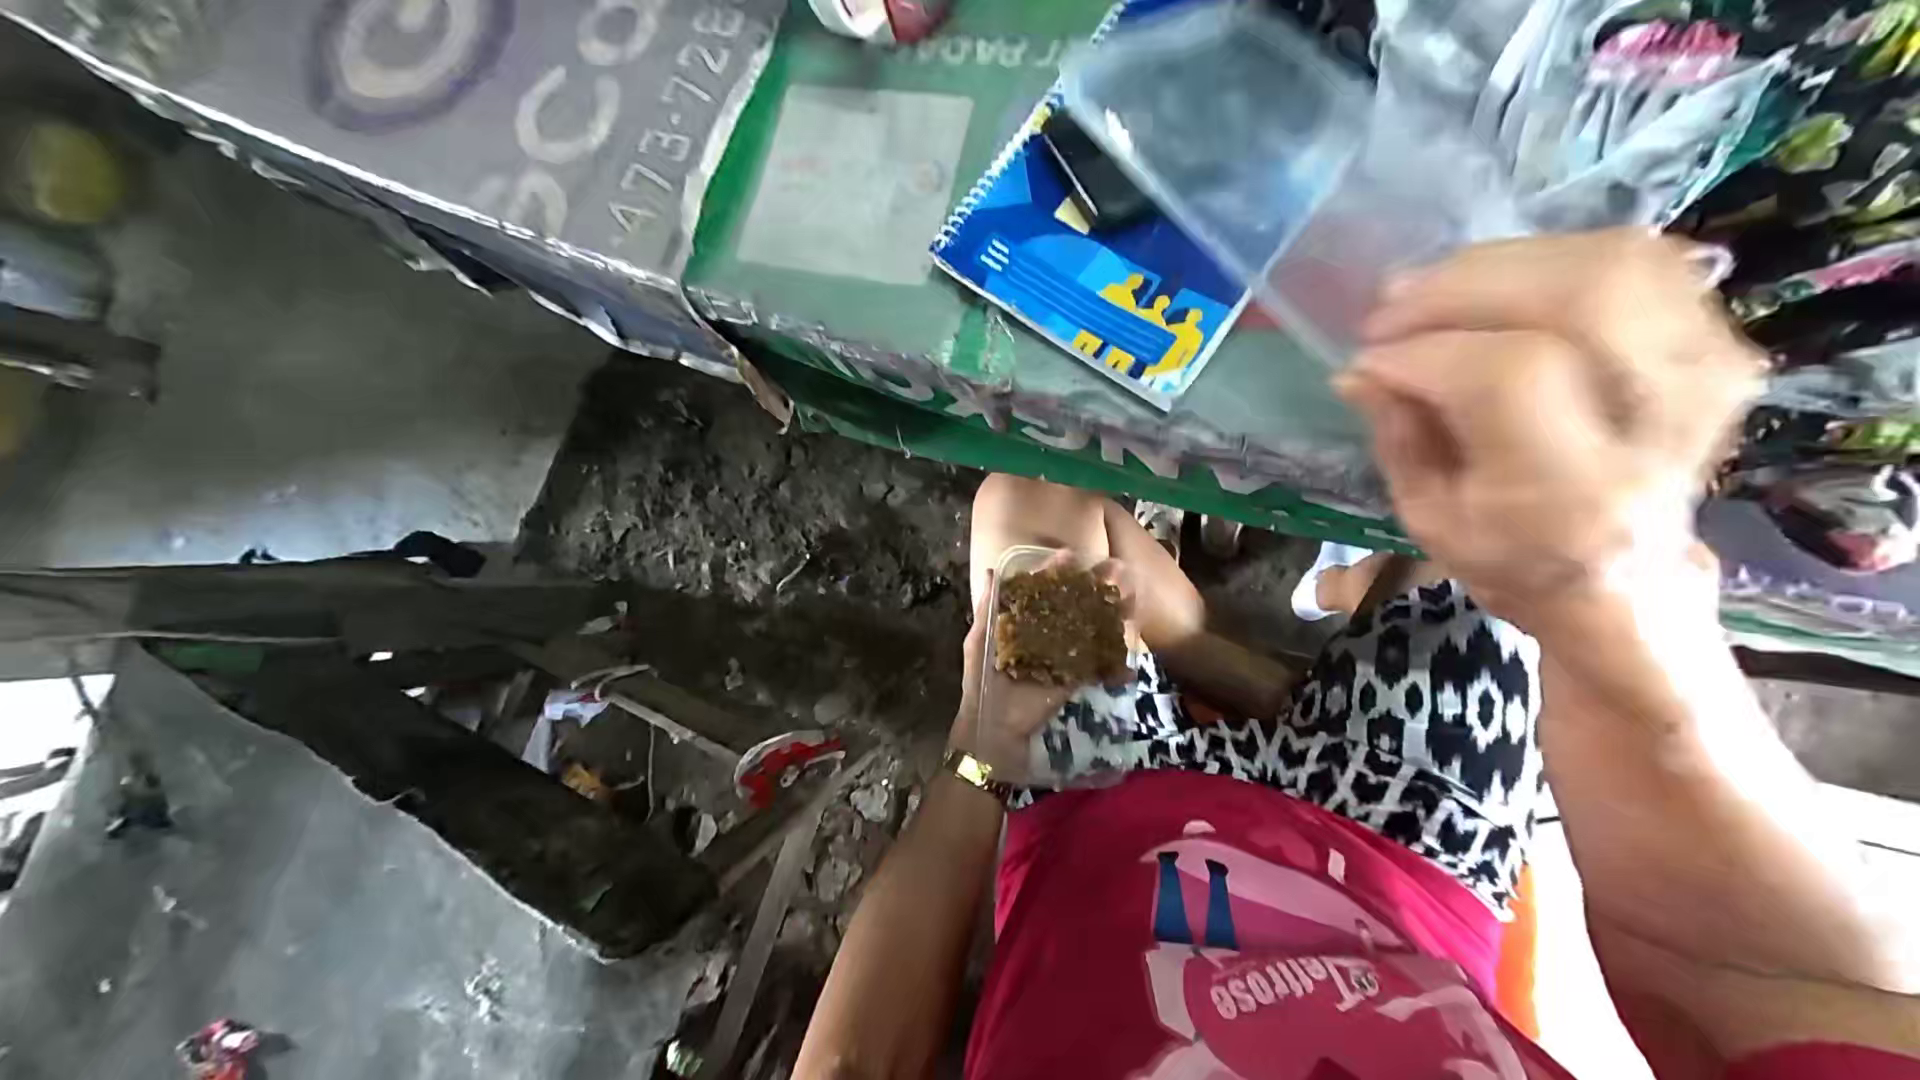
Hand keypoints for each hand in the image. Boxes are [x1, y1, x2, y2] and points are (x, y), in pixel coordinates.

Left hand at [951, 555, 1137, 778]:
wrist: (994, 733)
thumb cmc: (982, 684)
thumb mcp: (979, 643)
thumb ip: (988, 609)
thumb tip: (992, 571)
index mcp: (1022, 624)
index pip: (1042, 591)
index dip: (1055, 573)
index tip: (1070, 555)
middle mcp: (1046, 635)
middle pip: (1072, 604)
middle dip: (1092, 585)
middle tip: (1112, 567)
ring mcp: (1063, 656)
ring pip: (1090, 626)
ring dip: (1110, 607)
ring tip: (1128, 588)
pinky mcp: (1076, 678)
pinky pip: (1098, 660)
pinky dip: (1115, 647)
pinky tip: (1130, 627)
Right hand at [1336, 230, 1763, 633]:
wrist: (1621, 573)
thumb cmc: (1507, 555)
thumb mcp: (1426, 516)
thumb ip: (1397, 437)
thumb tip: (1356, 369)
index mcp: (1575, 488)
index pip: (1507, 375)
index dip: (1423, 353)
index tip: (1367, 360)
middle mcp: (1659, 418)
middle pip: (1576, 296)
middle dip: (1457, 290)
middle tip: (1386, 313)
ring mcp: (1704, 367)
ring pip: (1608, 262)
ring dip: (1496, 265)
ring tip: (1422, 293)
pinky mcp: (1715, 338)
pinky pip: (1633, 259)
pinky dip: (1544, 259)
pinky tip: (1484, 287)